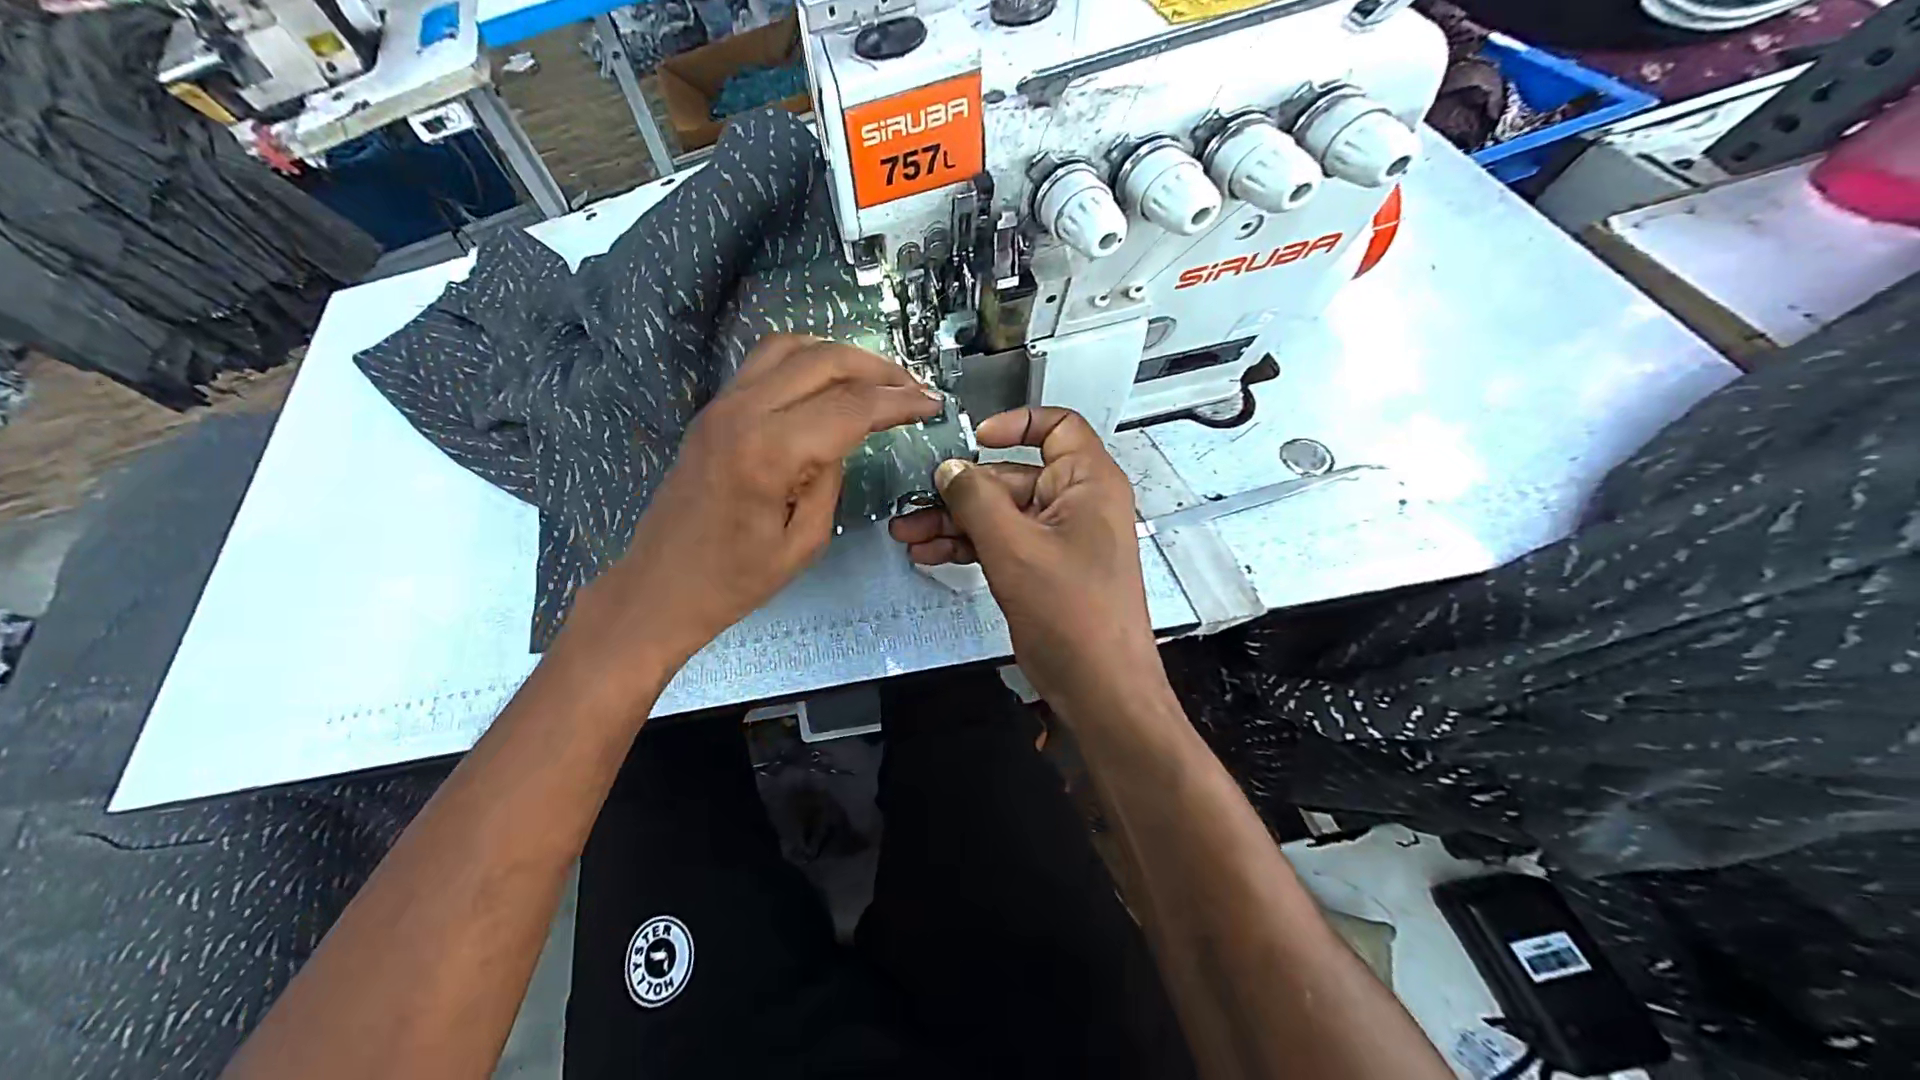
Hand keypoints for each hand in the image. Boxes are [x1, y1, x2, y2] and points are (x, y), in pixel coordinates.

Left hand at [571, 335, 942, 668]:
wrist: (659, 588)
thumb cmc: (735, 580)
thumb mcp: (805, 541)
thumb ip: (830, 478)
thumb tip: (841, 440)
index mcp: (769, 451)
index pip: (851, 406)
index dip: (899, 401)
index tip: (931, 404)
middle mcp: (742, 412)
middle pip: (823, 360)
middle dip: (877, 368)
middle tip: (912, 388)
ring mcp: (721, 405)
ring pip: (790, 347)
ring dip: (840, 355)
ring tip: (875, 378)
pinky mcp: (712, 410)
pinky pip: (764, 363)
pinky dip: (806, 361)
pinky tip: (829, 384)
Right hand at [888, 406, 1165, 713]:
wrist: (1098, 686)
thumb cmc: (1073, 613)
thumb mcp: (1014, 547)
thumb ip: (976, 499)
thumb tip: (950, 469)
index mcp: (1089, 483)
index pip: (1058, 427)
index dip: (1017, 423)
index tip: (975, 438)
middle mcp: (1077, 505)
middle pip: (1013, 477)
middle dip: (961, 491)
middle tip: (914, 504)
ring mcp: (1059, 540)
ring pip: (1001, 514)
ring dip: (955, 522)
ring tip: (909, 534)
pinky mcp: (1043, 569)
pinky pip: (1003, 543)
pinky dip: (969, 546)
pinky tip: (932, 554)